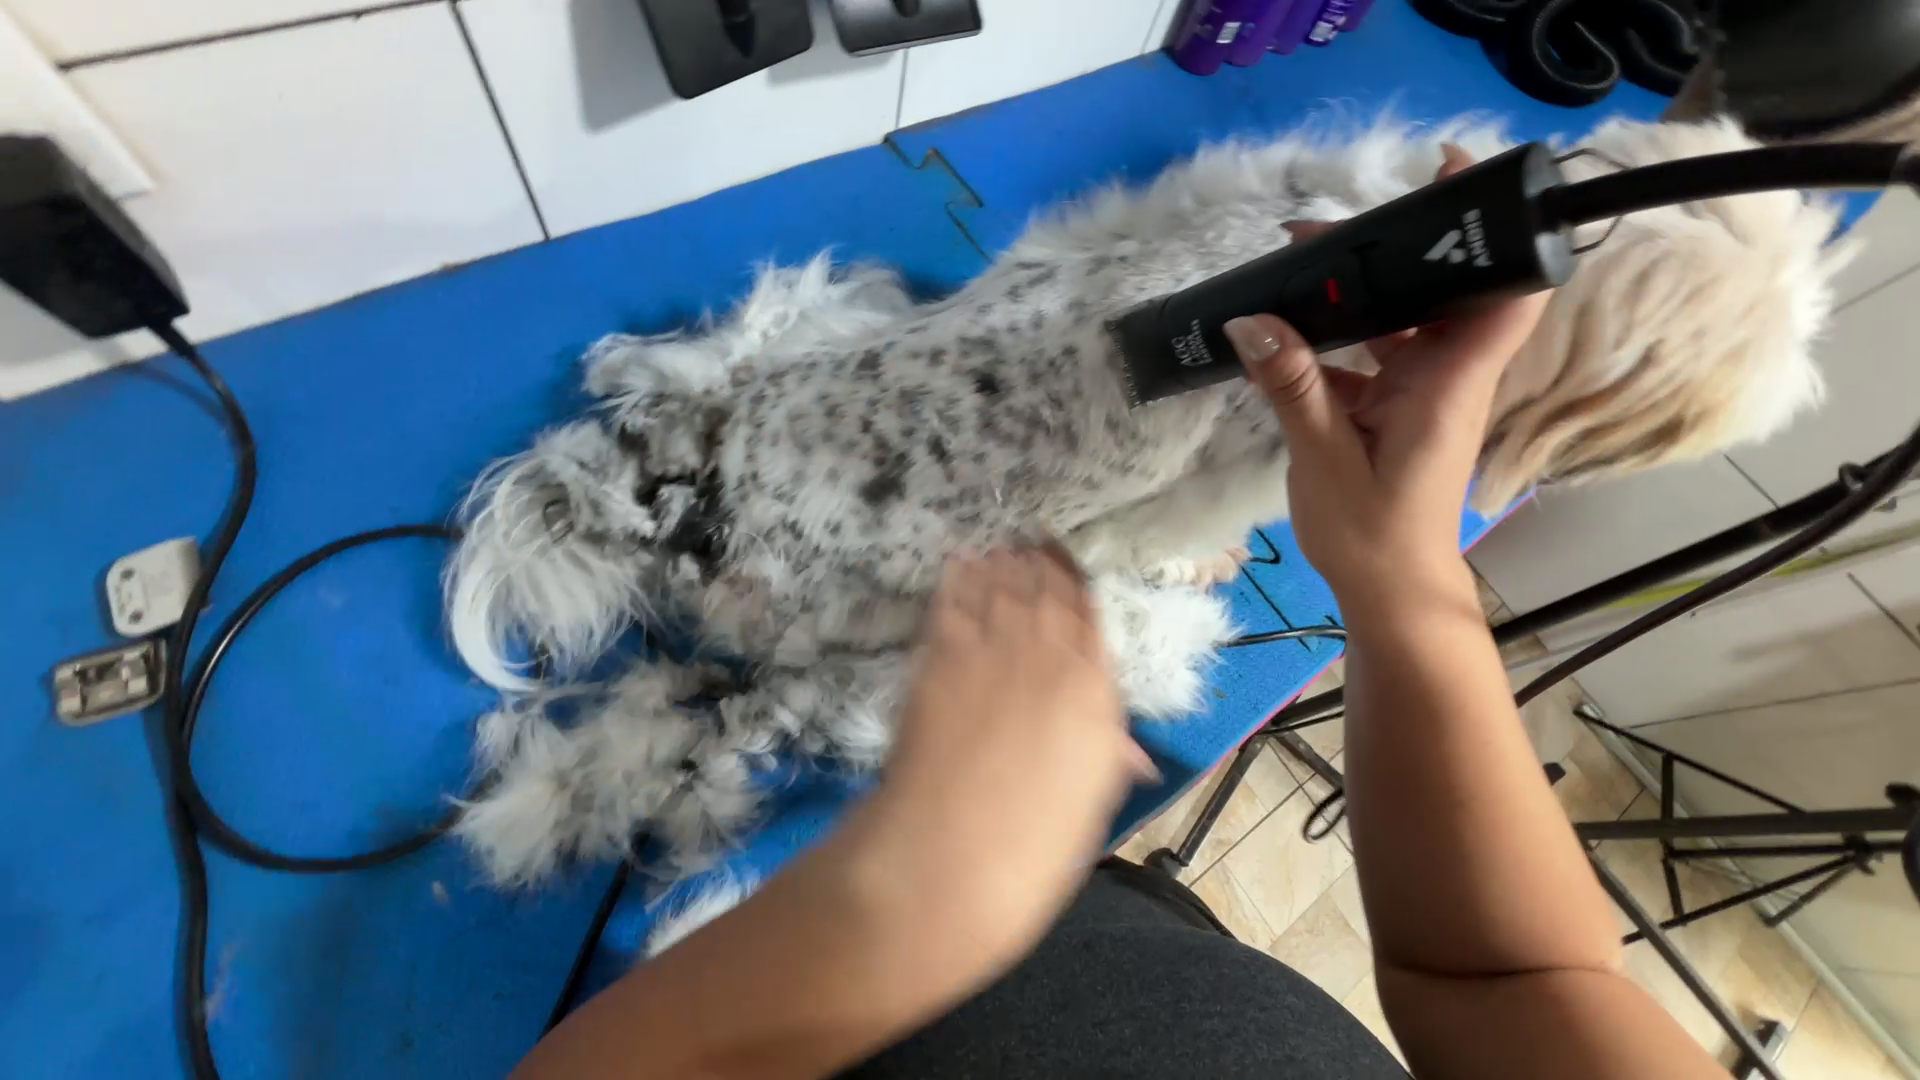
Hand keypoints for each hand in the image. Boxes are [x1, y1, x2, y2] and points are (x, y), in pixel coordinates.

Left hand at [864, 544, 1148, 967]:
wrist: (945, 862)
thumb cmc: (1030, 848)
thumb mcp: (1088, 803)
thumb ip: (1106, 755)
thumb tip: (1129, 751)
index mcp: (1092, 690)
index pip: (1089, 617)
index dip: (1076, 588)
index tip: (1067, 569)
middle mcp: (1045, 656)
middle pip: (1044, 590)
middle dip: (1039, 565)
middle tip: (1031, 543)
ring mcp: (986, 651)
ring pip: (1000, 586)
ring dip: (1001, 564)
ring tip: (1000, 544)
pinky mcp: (935, 660)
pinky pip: (951, 603)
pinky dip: (955, 579)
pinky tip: (956, 560)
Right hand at [1224, 147, 1549, 615]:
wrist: (1389, 590)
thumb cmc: (1370, 531)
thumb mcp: (1322, 456)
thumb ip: (1292, 385)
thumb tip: (1250, 321)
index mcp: (1450, 382)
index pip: (1507, 290)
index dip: (1497, 228)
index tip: (1451, 180)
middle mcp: (1447, 375)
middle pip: (1440, 290)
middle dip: (1390, 250)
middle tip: (1321, 230)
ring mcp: (1420, 391)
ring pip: (1401, 321)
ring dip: (1355, 293)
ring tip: (1294, 269)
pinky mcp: (1395, 408)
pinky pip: (1373, 356)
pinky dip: (1337, 339)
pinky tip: (1289, 335)